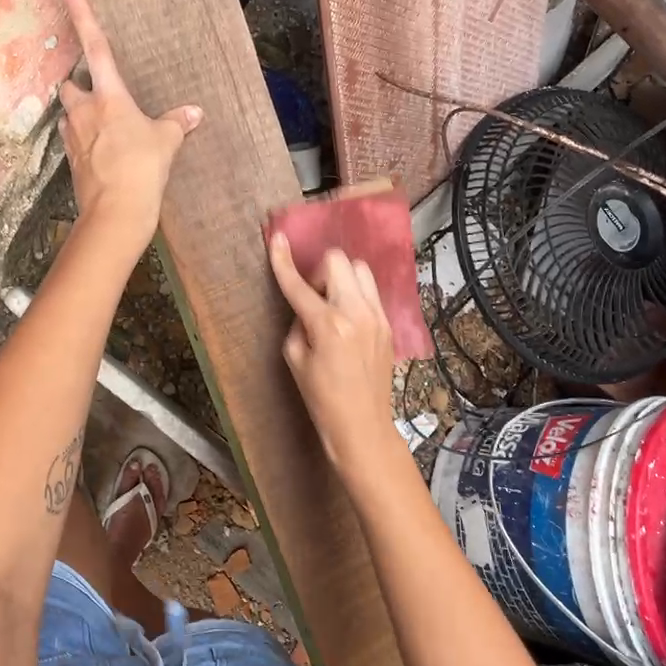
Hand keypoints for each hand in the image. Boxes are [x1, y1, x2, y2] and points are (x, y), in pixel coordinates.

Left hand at [57, 0, 201, 249]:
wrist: (116, 212)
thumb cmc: (143, 168)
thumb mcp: (167, 142)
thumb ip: (176, 123)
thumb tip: (194, 113)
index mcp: (109, 96)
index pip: (96, 48)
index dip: (83, 17)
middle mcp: (83, 111)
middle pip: (71, 86)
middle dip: (79, 86)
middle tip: (97, 94)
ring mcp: (73, 138)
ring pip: (69, 116)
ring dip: (80, 117)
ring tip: (103, 129)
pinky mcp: (71, 163)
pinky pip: (75, 143)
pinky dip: (85, 144)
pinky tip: (102, 155)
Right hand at [268, 233, 395, 471]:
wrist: (362, 425)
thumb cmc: (320, 397)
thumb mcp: (294, 358)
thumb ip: (298, 321)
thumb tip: (307, 304)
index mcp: (328, 324)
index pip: (299, 283)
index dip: (283, 261)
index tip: (277, 239)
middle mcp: (357, 313)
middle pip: (338, 260)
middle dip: (319, 272)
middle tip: (313, 297)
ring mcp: (377, 316)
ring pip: (359, 269)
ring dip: (340, 278)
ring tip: (332, 305)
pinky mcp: (388, 323)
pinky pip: (370, 290)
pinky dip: (355, 292)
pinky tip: (346, 317)